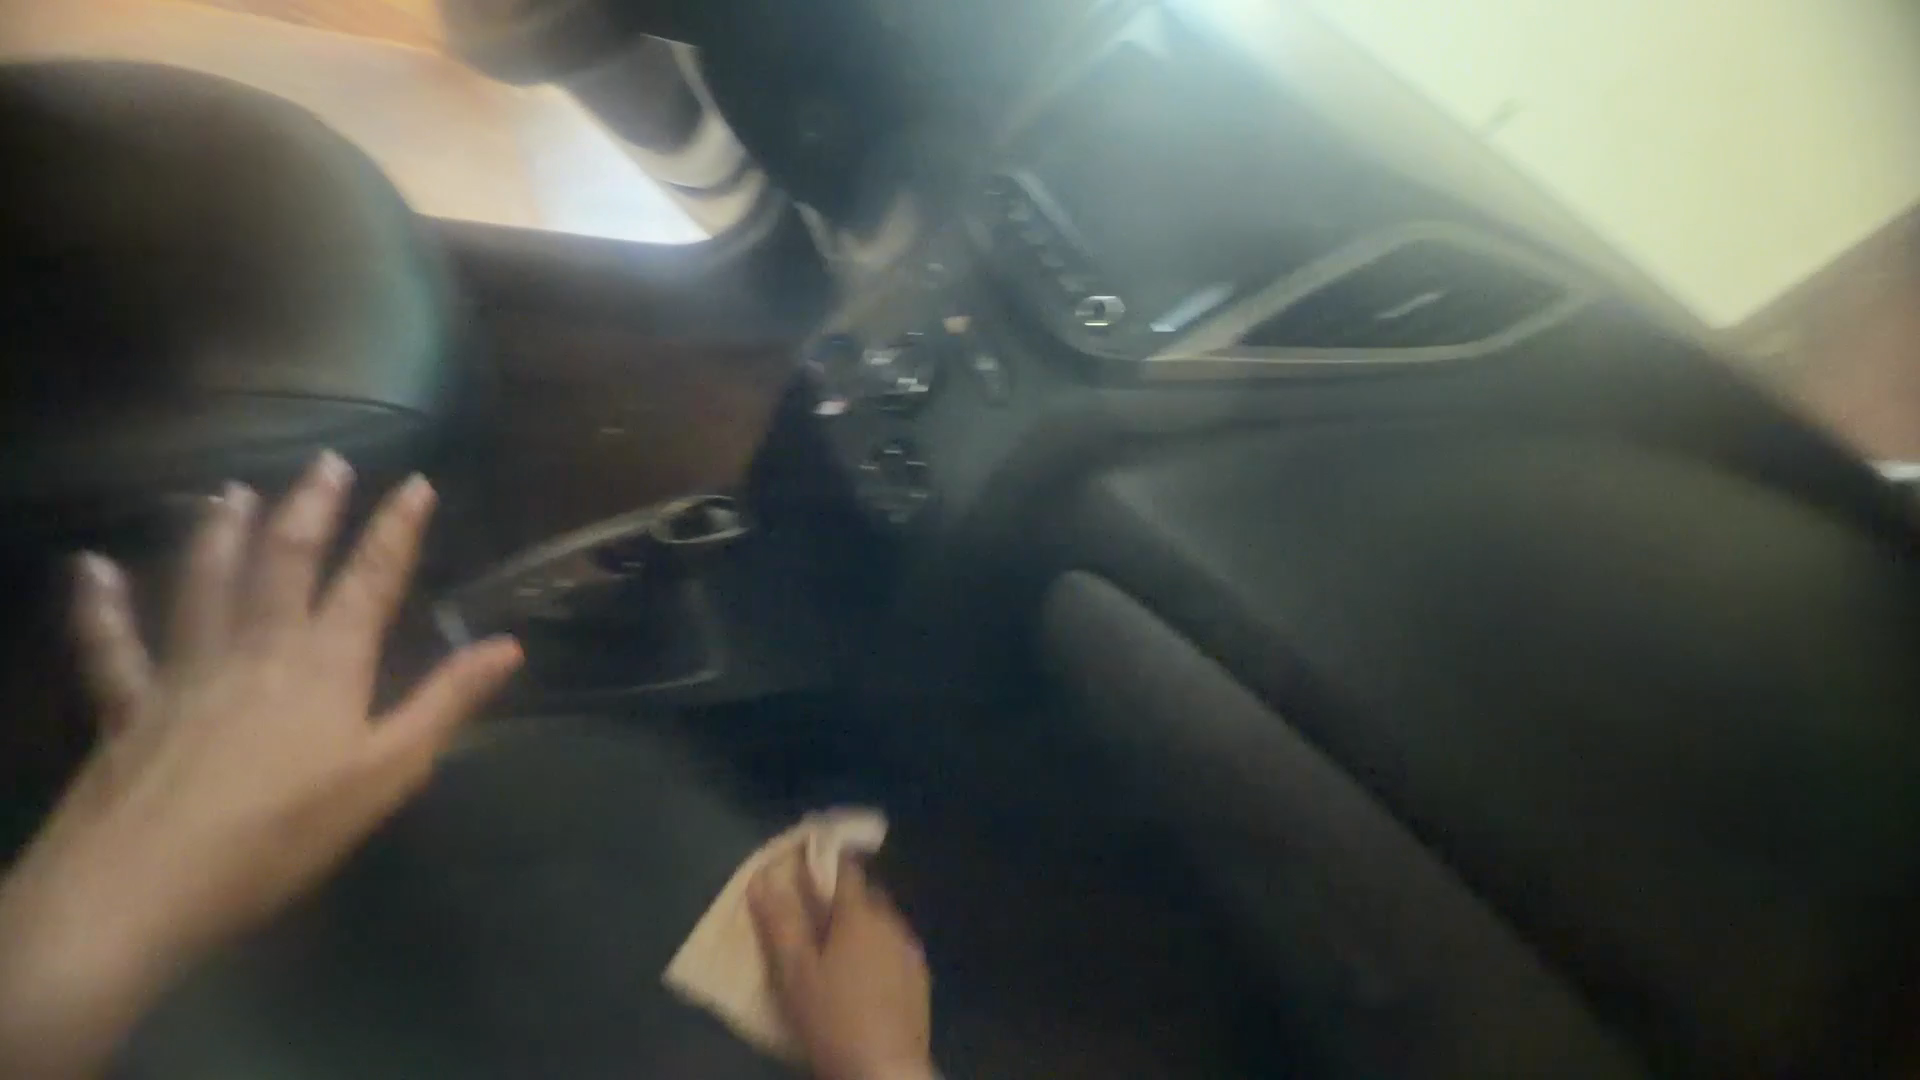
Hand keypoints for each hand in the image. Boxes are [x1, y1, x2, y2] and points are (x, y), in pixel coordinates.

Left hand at [0, 452, 522, 1078]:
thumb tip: (509, 645)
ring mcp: (186, 674)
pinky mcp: (129, 710)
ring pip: (204, 586)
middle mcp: (257, 650)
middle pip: (286, 563)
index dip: (397, 529)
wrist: (135, 900)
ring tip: (231, 490)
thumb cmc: (284, 832)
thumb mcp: (391, 769)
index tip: (416, 483)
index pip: (372, 579)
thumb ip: (448, 701)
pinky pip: (112, 646)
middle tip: (327, 461)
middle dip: (312, 509)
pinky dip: (99, 605)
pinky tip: (89, 568)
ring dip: (221, 533)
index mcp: (327, 663)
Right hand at [750, 853, 933, 1079]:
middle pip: (867, 893)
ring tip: (838, 948)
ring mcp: (910, 947)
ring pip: (883, 920)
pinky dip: (879, 949)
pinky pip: (896, 946)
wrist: (886, 1070)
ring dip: (863, 924)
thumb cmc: (833, 1018)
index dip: (827, 862)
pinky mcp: (920, 975)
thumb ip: (780, 923)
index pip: (847, 869)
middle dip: (844, 896)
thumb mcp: (795, 974)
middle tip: (817, 914)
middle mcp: (891, 920)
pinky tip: (865, 975)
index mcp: (860, 913)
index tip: (810, 864)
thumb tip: (763, 878)